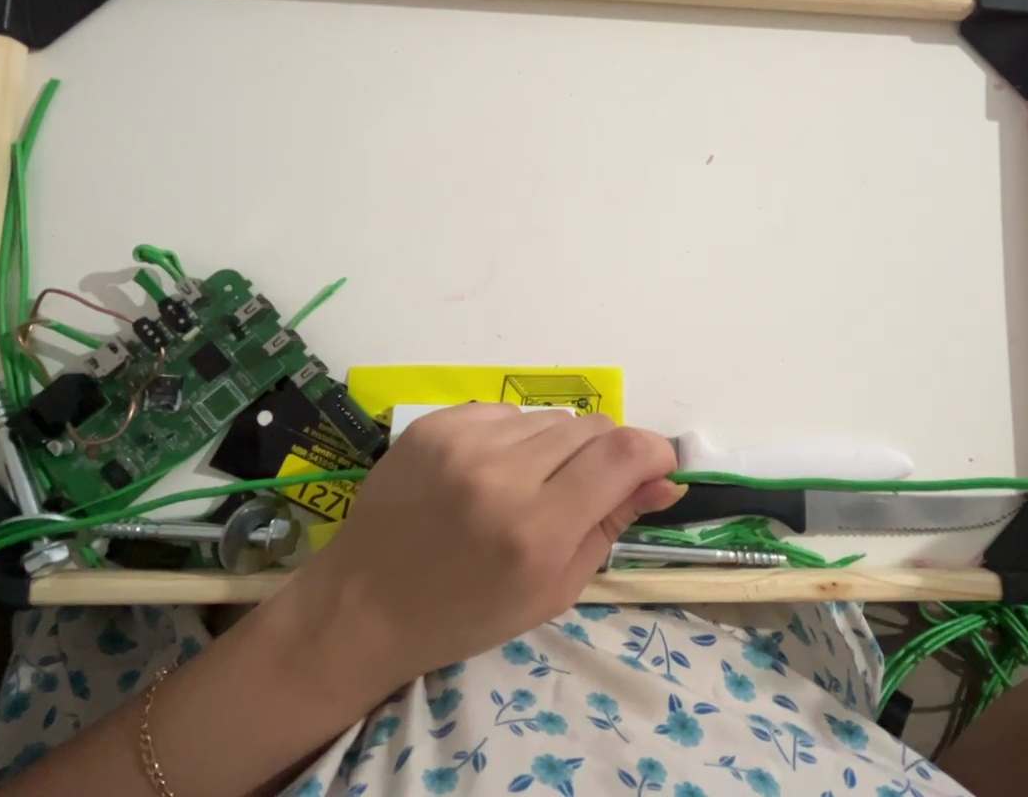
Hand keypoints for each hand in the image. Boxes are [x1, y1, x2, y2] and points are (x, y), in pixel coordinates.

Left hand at [281, 404, 680, 685]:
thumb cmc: (467, 614)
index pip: (624, 455)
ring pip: (550, 418)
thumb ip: (612, 525)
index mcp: (536, 530)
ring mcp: (462, 442)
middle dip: (605, 453)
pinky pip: (505, 412)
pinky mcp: (434, 424)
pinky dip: (513, 438)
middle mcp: (502, 475)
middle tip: (582, 489)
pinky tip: (489, 472)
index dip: (653, 452)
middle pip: (592, 427)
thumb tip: (663, 479)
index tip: (656, 467)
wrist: (364, 605)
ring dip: (556, 448)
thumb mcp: (554, 590)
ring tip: (526, 486)